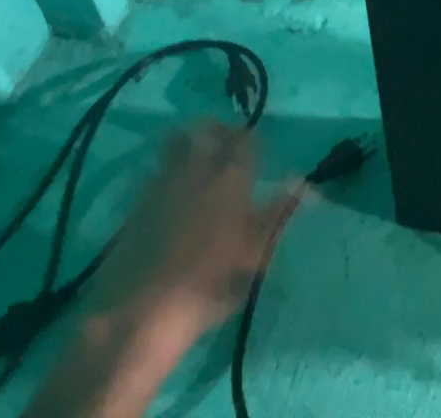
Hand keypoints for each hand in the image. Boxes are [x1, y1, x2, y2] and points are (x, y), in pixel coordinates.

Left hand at [88, 121, 300, 338]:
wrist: (142, 310)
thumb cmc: (212, 281)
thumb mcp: (257, 251)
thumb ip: (280, 211)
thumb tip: (304, 182)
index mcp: (231, 176)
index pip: (246, 139)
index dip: (253, 140)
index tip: (259, 149)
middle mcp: (197, 168)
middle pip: (207, 129)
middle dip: (220, 131)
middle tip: (229, 146)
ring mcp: (162, 181)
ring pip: (176, 141)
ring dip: (190, 141)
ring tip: (200, 160)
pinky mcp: (137, 200)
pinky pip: (156, 167)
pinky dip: (167, 167)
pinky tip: (174, 187)